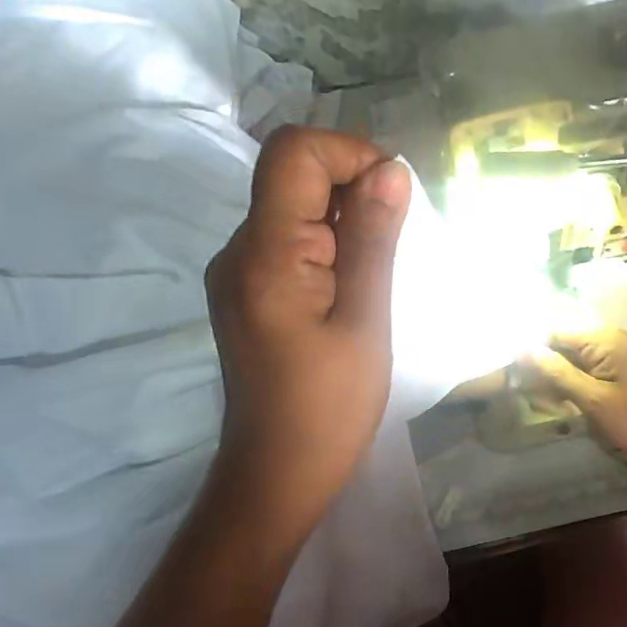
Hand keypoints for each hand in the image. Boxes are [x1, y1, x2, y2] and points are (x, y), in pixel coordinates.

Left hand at [204, 127, 411, 533]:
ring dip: (342, 222)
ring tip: (370, 281)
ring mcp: (235, 272)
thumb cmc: (329, 409)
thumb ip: (374, 241)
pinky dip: (326, 246)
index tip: (391, 199)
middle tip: (389, 250)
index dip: (348, 154)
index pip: (293, 152)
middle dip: (351, 191)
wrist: (276, 475)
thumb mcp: (366, 323)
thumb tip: (390, 170)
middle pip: (291, 176)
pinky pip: (286, 242)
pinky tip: (348, 293)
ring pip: (292, 208)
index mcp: (264, 253)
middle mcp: (237, 250)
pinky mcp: (244, 292)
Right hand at [521, 330, 626, 483]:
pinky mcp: (612, 374)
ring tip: (540, 402)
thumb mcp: (591, 398)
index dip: (533, 348)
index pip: (556, 331)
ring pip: (568, 361)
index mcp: (605, 339)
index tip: (511, 369)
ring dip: (552, 381)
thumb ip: (556, 372)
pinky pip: (581, 373)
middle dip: (542, 367)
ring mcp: (611, 358)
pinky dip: (566, 387)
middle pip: (561, 344)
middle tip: (526, 392)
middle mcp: (608, 341)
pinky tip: (557, 405)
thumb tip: (522, 349)